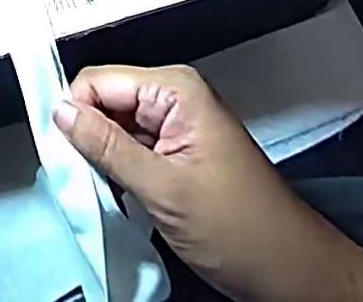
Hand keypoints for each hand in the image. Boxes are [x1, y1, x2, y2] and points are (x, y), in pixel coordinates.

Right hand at [54, 65, 362, 301]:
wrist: (301, 280)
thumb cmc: (252, 236)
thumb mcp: (165, 190)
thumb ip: (105, 146)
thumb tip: (61, 112)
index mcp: (175, 89)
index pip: (95, 80)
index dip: (77, 114)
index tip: (69, 148)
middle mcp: (175, 95)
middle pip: (102, 99)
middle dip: (92, 136)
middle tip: (100, 177)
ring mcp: (176, 119)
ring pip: (111, 121)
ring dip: (107, 154)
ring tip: (123, 190)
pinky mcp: (175, 143)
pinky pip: (128, 140)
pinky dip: (121, 165)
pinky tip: (133, 191)